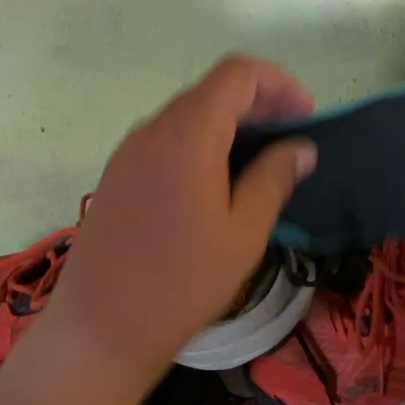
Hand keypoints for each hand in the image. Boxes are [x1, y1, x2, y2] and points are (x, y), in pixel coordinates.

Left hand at [0, 57, 317, 404]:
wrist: (99, 330)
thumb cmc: (181, 283)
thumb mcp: (243, 234)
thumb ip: (274, 179)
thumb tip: (300, 147)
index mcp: (187, 134)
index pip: (237, 74)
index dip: (278, 83)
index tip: (306, 115)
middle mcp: (153, 129)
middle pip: (212, 90)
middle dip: (258, 103)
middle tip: (291, 140)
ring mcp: (129, 151)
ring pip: (188, 115)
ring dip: (229, 124)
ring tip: (261, 163)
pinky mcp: (116, 175)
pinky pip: (166, 139)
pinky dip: (201, 143)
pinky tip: (218, 183)